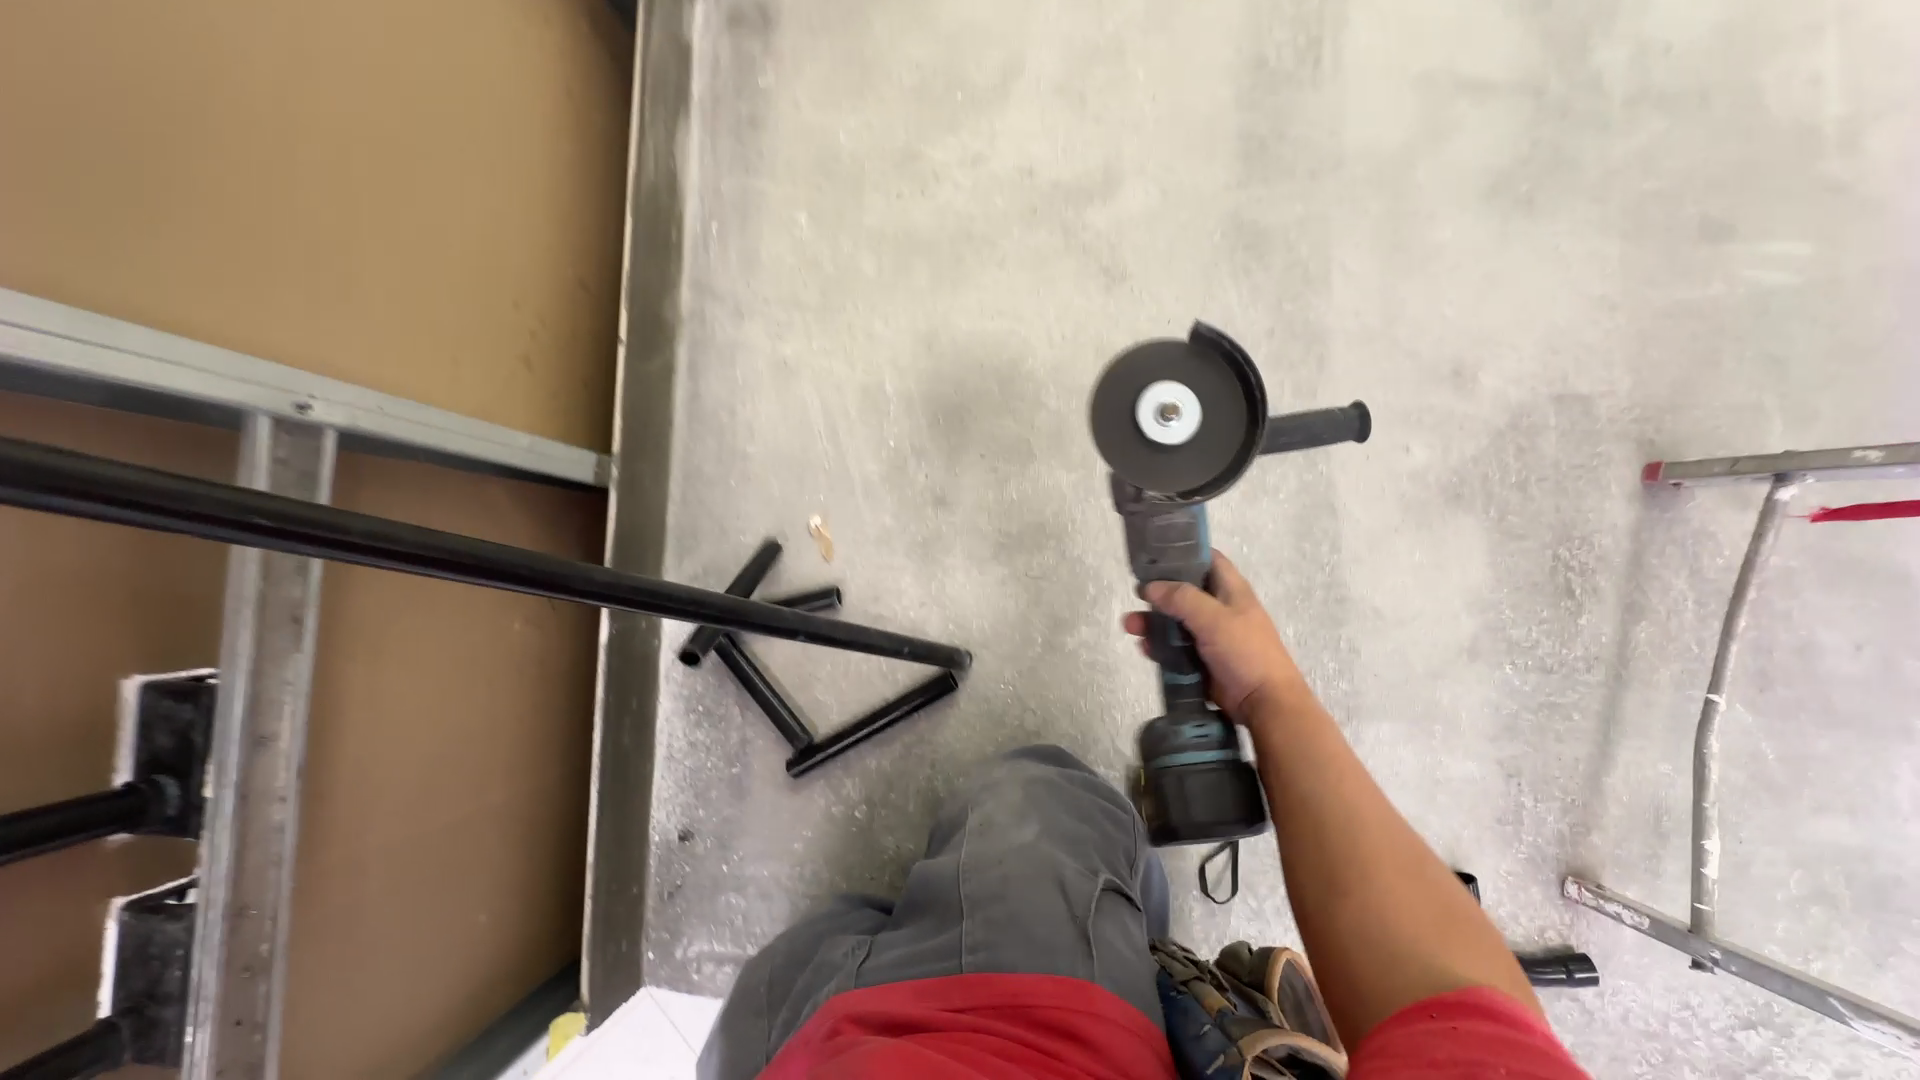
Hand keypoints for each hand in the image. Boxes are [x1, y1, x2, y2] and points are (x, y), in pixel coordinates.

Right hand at [1122, 551, 1309, 728]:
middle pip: (1184, 592)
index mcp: (1231, 591)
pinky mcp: (1201, 660)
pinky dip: (1159, 646)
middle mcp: (1220, 609)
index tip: (1154, 556)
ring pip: (1175, 621)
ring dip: (1152, 621)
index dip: (1183, 554)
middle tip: (1136, 595)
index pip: (1207, 560)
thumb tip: (1149, 587)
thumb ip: (1181, 598)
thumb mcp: (1214, 618)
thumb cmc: (1244, 651)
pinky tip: (1144, 648)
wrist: (1263, 702)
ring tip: (1130, 626)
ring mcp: (1210, 636)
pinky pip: (1175, 648)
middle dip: (1158, 593)